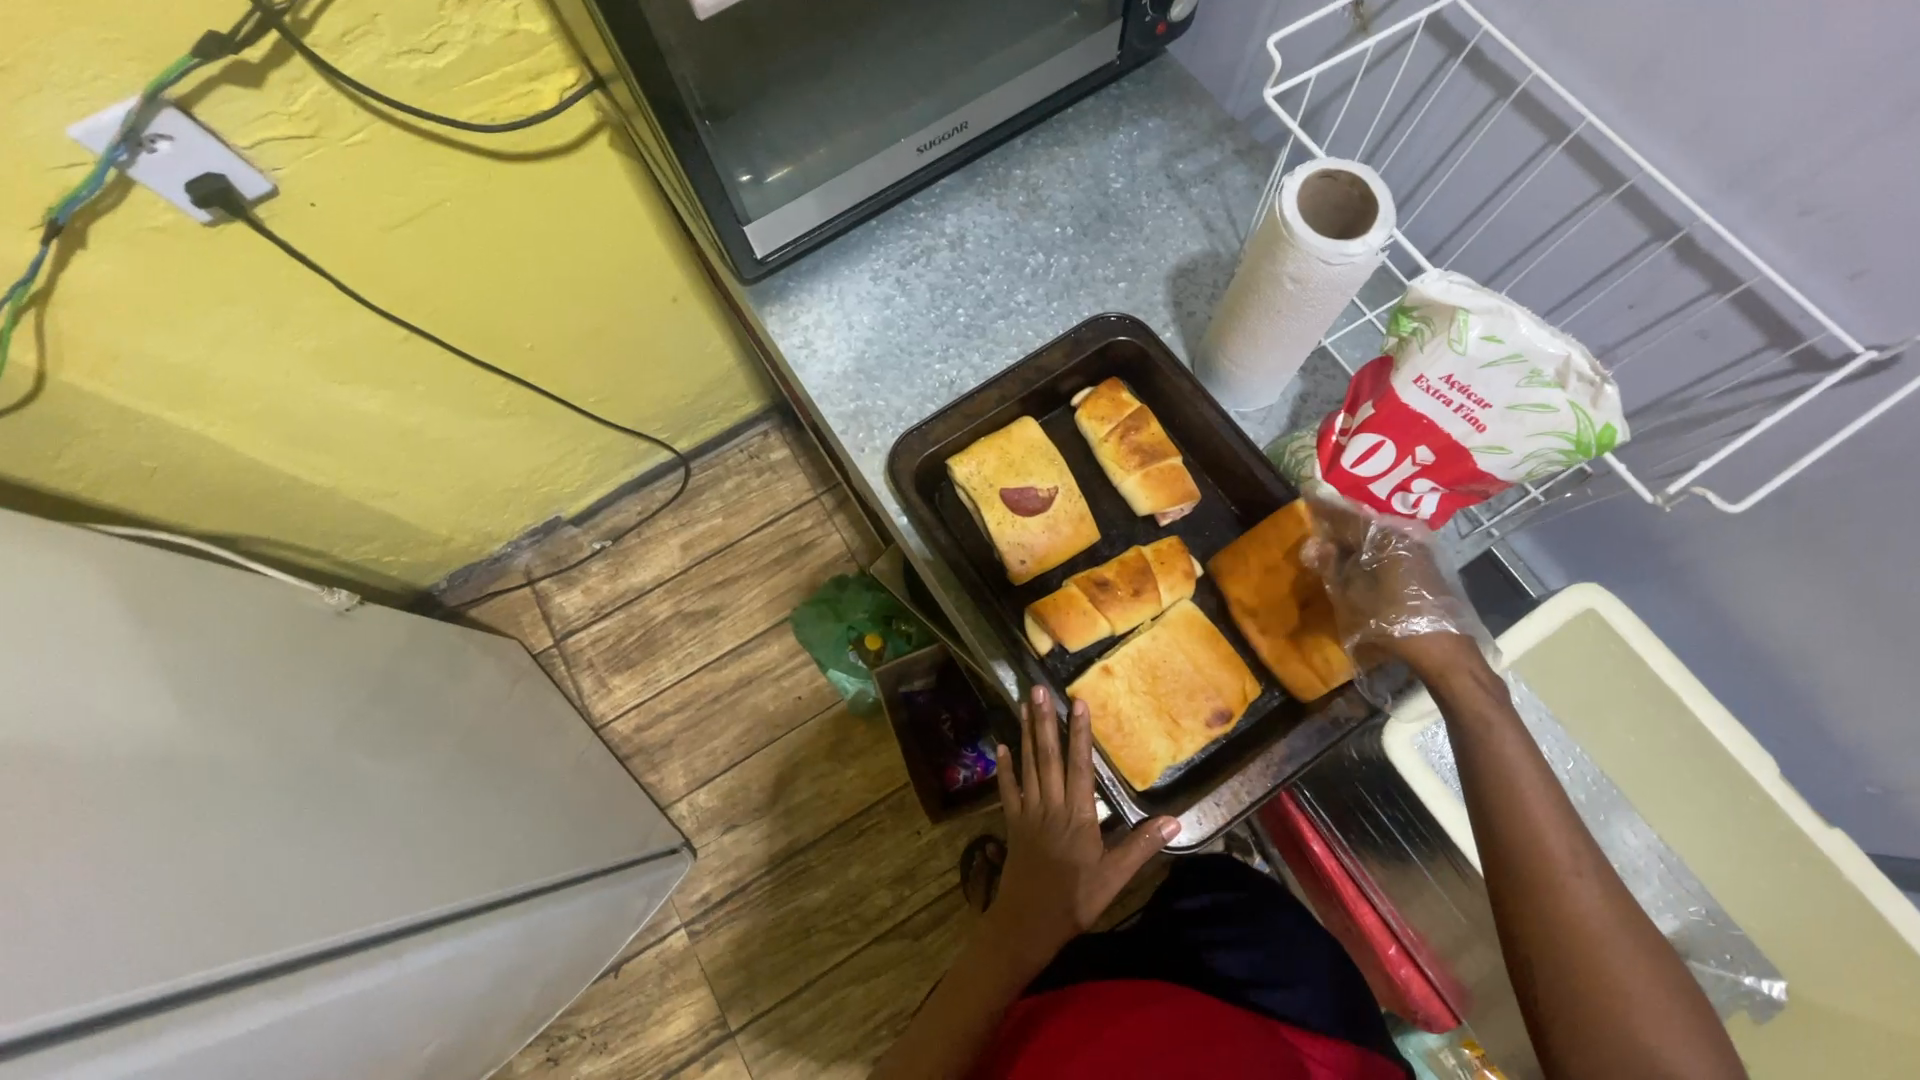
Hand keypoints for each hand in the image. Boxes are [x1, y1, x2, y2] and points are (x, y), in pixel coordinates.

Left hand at [985, 686, 1180, 971]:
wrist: (1027, 924)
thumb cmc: (1075, 900)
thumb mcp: (1114, 877)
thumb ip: (1142, 846)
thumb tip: (1174, 820)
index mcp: (1078, 816)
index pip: (1079, 766)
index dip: (1079, 733)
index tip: (1077, 702)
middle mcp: (1051, 806)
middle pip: (1048, 756)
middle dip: (1045, 721)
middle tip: (1037, 688)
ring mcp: (1029, 813)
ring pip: (1028, 766)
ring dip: (1026, 733)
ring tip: (1023, 704)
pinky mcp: (1012, 824)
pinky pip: (1008, 791)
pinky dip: (1005, 768)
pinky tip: (1002, 747)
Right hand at [1297, 495, 1481, 676]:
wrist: (1441, 647)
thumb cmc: (1388, 619)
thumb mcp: (1348, 595)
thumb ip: (1329, 566)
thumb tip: (1316, 545)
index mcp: (1383, 536)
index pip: (1346, 515)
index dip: (1324, 508)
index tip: (1307, 496)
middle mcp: (1404, 535)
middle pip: (1364, 524)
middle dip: (1340, 527)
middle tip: (1319, 530)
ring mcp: (1419, 549)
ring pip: (1379, 537)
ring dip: (1357, 541)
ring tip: (1337, 549)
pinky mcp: (1427, 565)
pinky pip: (1392, 549)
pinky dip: (1374, 552)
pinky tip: (1362, 564)